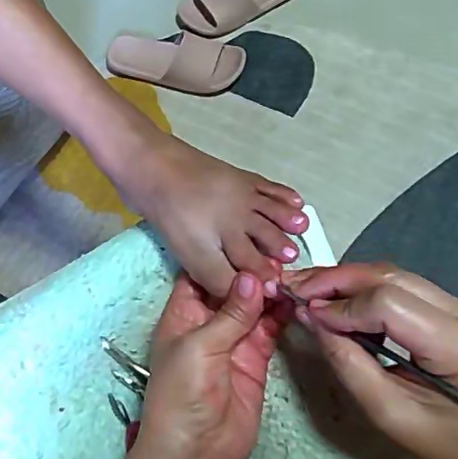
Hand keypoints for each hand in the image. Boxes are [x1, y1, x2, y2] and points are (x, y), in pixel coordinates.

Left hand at [115, 136, 307, 292]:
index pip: (253, 265)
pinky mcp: (238, 175)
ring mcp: (243, 193)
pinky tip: (296, 200)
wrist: (156, 166)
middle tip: (292, 257)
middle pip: (267, 237)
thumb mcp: (191, 256)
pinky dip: (284, 194)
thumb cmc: (169, 216)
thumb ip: (219, 278)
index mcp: (231, 241)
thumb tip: (248, 292)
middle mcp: (244, 218)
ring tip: (301, 227)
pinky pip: (268, 186)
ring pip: (272, 211)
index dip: (264, 278)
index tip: (278, 289)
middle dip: (280, 250)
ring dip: (287, 221)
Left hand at [137, 272, 280, 458]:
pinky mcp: (255, 359)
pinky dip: (281, 315)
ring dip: (270, 292)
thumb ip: (230, 313)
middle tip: (278, 256)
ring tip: (291, 274)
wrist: (197, 450)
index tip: (247, 240)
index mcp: (182, 314)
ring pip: (254, 307)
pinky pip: (269, 330)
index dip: (221, 258)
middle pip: (231, 289)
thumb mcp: (199, 346)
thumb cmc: (182, 393)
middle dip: (252, 273)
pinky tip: (296, 299)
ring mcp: (233, 340)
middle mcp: (207, 323)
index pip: (200, 275)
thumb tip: (252, 277)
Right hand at [288, 264, 457, 458]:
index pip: (392, 304)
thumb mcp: (391, 417)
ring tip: (310, 289)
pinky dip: (368, 289)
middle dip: (338, 280)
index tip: (304, 313)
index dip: (342, 305)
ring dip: (349, 280)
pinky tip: (342, 299)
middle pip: (394, 277)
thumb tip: (312, 319)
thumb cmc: (449, 445)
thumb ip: (350, 366)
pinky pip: (407, 287)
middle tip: (295, 287)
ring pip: (398, 276)